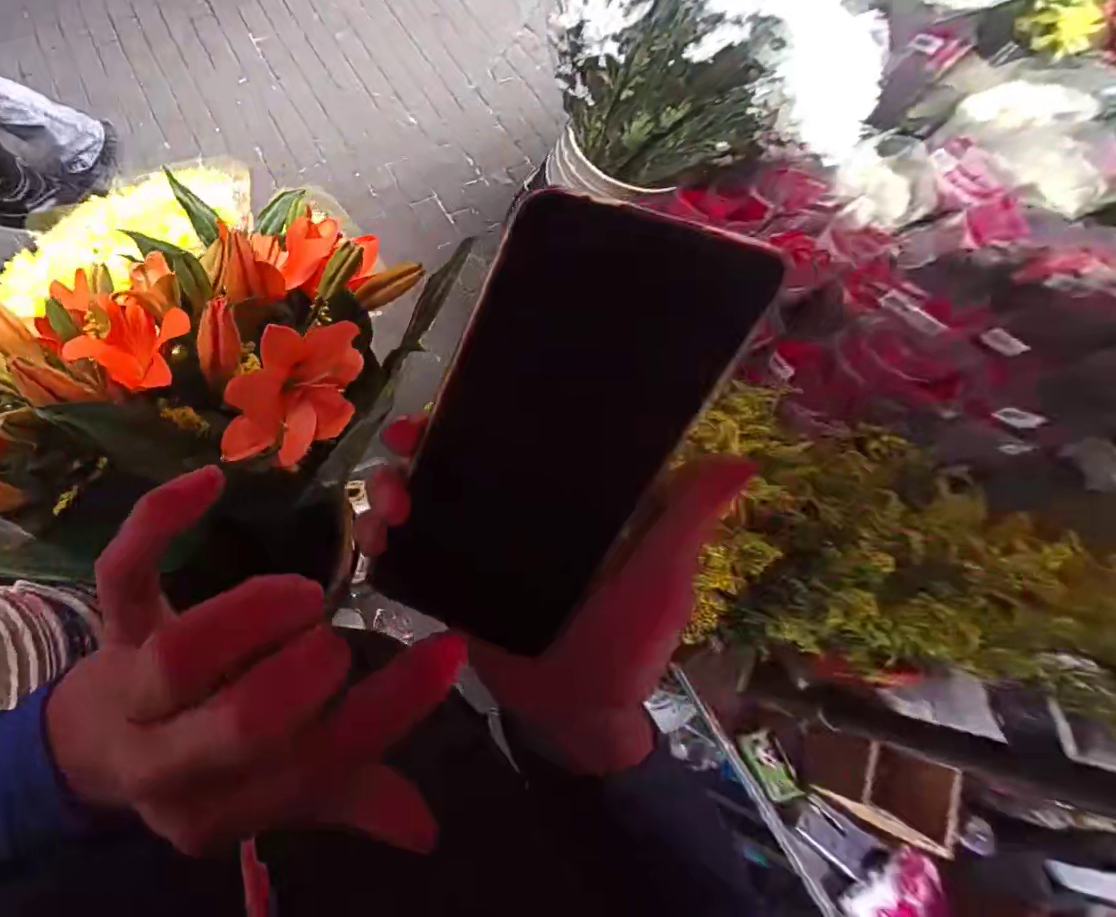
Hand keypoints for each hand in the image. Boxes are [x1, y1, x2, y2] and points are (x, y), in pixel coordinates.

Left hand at [47, 465, 466, 855]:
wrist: (95, 747)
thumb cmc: (209, 759)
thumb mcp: (280, 787)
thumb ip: (351, 792)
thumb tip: (428, 827)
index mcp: (232, 797)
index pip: (324, 762)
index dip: (393, 706)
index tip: (449, 648)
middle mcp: (176, 755)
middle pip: (239, 727)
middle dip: (301, 678)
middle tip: (333, 637)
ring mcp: (135, 686)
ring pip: (179, 657)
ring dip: (250, 617)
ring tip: (300, 592)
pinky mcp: (113, 623)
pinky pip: (125, 574)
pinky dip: (161, 523)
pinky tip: (211, 483)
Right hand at [360, 416, 752, 775]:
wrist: (575, 713)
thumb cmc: (628, 642)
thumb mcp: (662, 576)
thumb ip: (689, 519)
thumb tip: (741, 460)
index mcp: (560, 495)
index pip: (514, 438)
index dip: (479, 412)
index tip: (452, 403)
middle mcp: (513, 507)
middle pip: (455, 458)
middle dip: (421, 445)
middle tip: (404, 446)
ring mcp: (474, 540)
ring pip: (422, 495)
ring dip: (392, 487)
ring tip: (390, 509)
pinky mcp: (447, 577)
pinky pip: (406, 547)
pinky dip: (382, 537)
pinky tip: (374, 542)